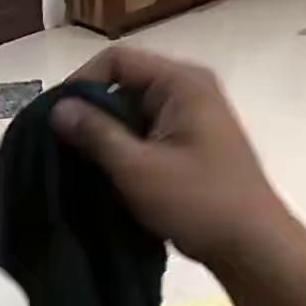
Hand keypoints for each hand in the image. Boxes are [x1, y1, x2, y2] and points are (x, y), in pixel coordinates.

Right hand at [50, 46, 288, 265]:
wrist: (251, 245)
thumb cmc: (198, 202)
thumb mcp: (138, 168)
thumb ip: (96, 134)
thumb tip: (58, 108)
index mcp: (181, 83)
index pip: (117, 60)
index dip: (79, 83)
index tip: (54, 118)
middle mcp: (188, 89)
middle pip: (123, 84)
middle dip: (90, 113)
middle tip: (60, 144)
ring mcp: (191, 116)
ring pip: (132, 112)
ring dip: (105, 135)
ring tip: (78, 162)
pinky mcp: (189, 142)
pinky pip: (145, 133)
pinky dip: (123, 149)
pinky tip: (105, 173)